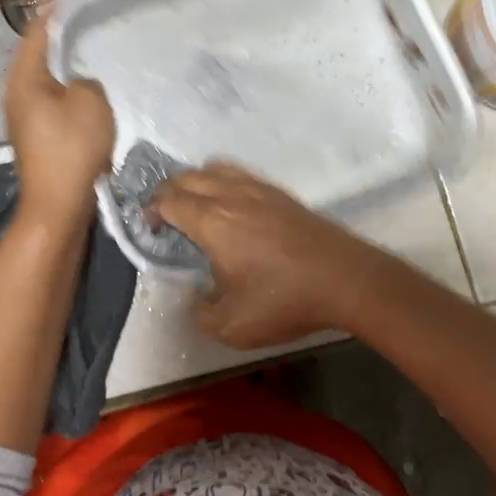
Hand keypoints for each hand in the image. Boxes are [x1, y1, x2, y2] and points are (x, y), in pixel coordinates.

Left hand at [5, 15, 114, 233]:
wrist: (58, 204)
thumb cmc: (72, 147)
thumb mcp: (91, 100)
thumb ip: (86, 79)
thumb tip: (78, 84)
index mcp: (23, 79)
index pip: (35, 33)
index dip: (53, 13)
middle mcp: (16, 94)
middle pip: (35, 55)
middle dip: (58, 38)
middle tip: (85, 21)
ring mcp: (23, 117)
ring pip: (44, 80)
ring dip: (64, 66)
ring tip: (90, 51)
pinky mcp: (36, 136)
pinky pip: (52, 102)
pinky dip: (67, 91)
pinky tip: (88, 91)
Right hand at [153, 164, 387, 348]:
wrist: (345, 279)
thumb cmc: (283, 301)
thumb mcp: (232, 326)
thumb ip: (202, 312)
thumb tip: (197, 296)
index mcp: (211, 221)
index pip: (168, 200)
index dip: (151, 211)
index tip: (150, 229)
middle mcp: (230, 195)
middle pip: (186, 177)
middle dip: (168, 193)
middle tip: (165, 217)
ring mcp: (258, 189)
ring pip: (214, 168)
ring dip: (195, 182)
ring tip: (195, 206)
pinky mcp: (280, 193)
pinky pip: (239, 174)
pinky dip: (222, 181)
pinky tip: (230, 205)